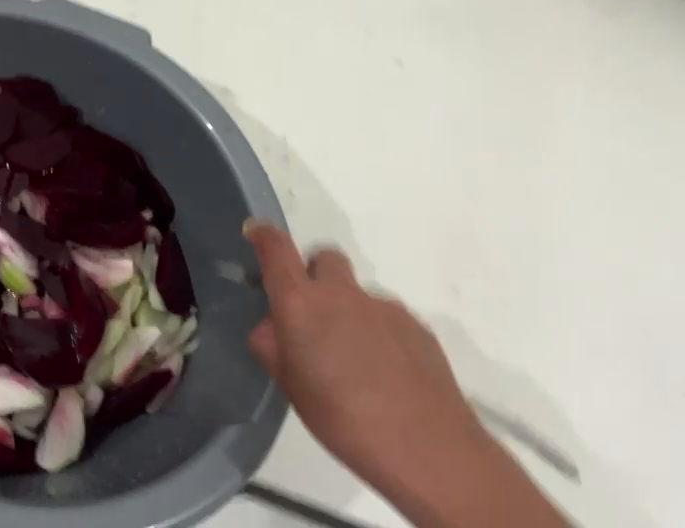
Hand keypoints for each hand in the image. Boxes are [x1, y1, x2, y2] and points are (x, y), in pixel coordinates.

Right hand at [244, 221, 566, 527]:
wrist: (428, 451)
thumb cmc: (340, 416)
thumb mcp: (288, 383)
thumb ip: (273, 344)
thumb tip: (276, 327)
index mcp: (300, 302)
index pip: (276, 248)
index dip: (263, 235)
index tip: (256, 233)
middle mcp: (341, 294)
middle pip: (325, 259)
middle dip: (315, 275)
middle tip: (314, 315)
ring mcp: (385, 309)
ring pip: (358, 294)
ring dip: (350, 312)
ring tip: (355, 362)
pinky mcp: (419, 329)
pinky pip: (388, 319)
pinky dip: (380, 335)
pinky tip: (385, 374)